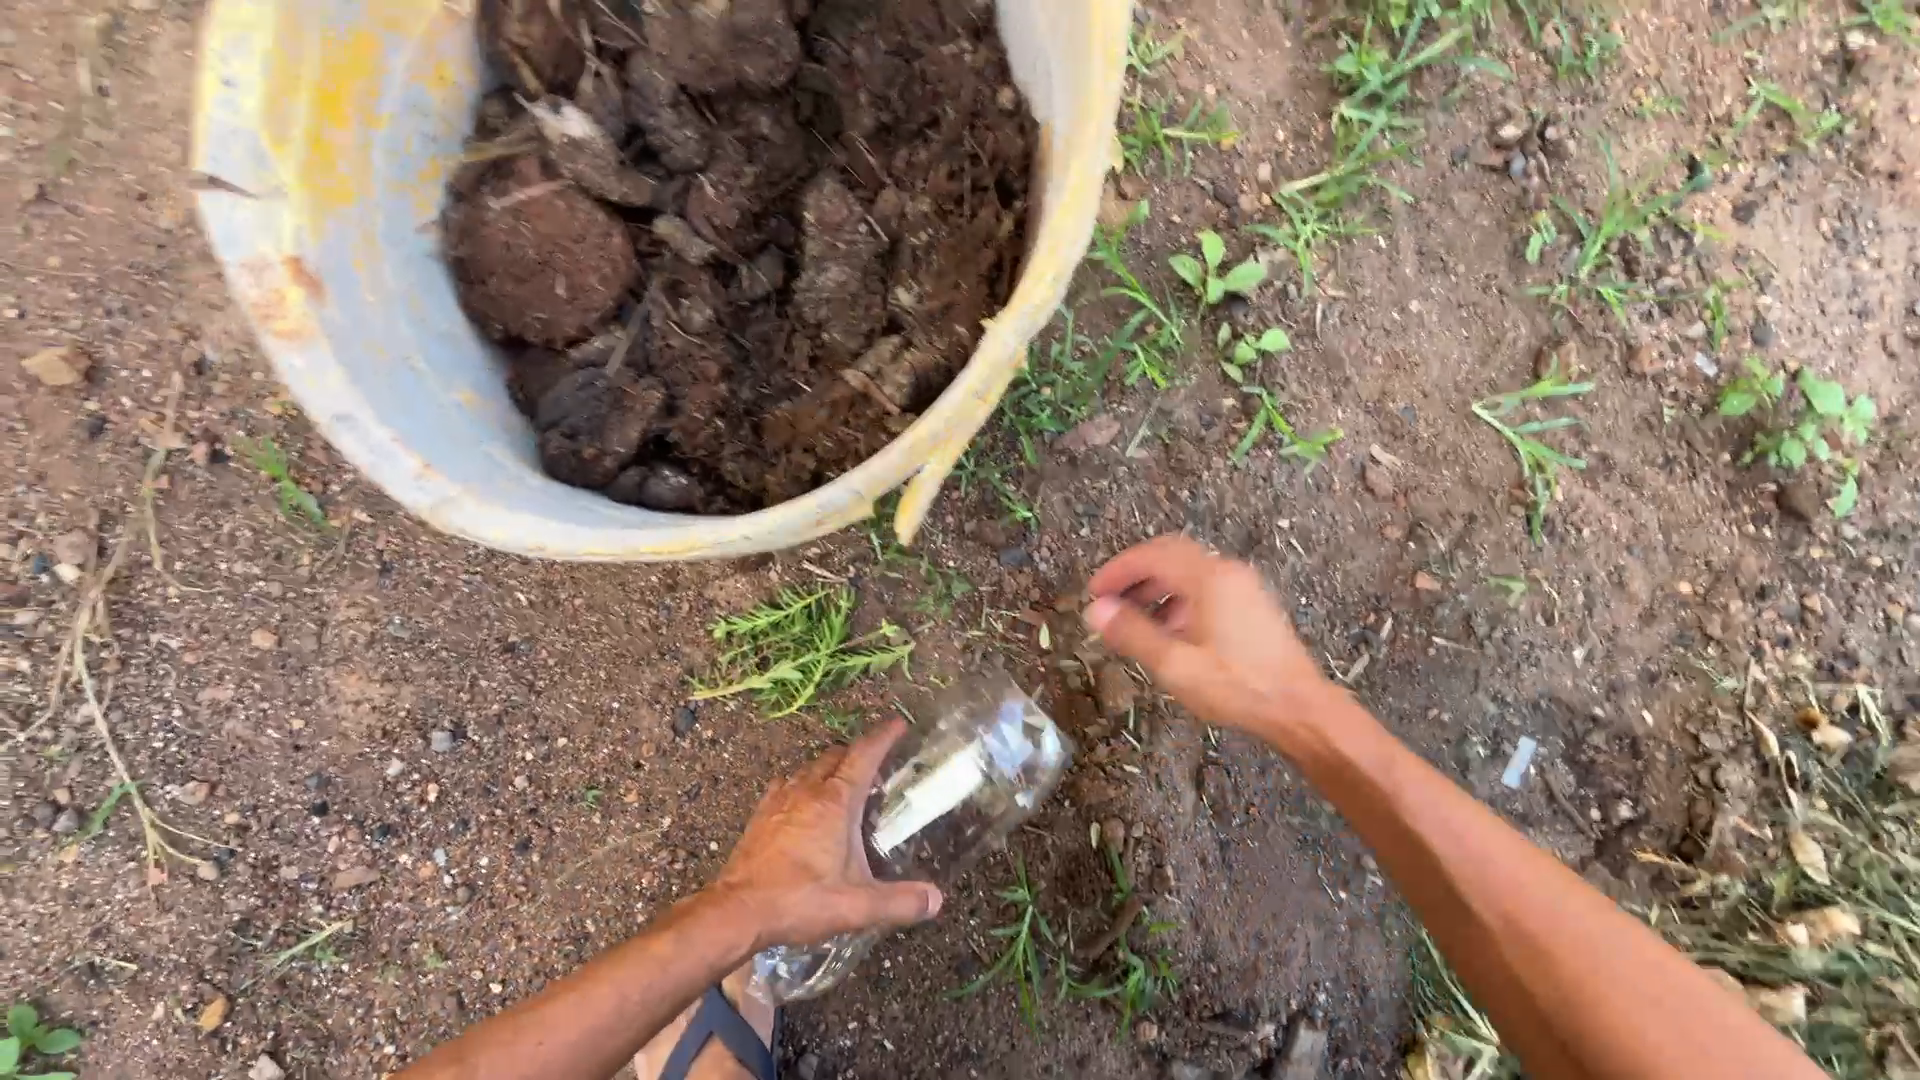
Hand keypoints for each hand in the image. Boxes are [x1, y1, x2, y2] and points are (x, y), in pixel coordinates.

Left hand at [710, 720, 942, 950]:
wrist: (737, 911)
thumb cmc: (800, 901)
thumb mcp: (856, 906)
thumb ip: (899, 902)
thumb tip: (935, 900)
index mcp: (835, 802)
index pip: (864, 755)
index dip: (884, 737)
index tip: (899, 723)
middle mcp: (808, 790)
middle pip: (836, 755)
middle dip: (857, 752)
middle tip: (876, 765)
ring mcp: (780, 799)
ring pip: (809, 767)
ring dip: (829, 767)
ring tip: (843, 783)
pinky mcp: (761, 814)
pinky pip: (786, 784)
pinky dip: (801, 782)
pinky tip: (802, 799)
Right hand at [1084, 535, 1330, 736]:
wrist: (1299, 708)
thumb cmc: (1237, 686)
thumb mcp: (1176, 664)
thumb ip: (1133, 633)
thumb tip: (1096, 610)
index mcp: (1209, 579)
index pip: (1153, 555)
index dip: (1118, 570)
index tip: (1094, 591)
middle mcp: (1227, 572)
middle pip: (1171, 555)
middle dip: (1135, 573)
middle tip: (1110, 598)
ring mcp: (1243, 587)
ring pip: (1189, 571)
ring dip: (1156, 587)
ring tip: (1134, 619)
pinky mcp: (1251, 605)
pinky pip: (1205, 587)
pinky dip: (1178, 598)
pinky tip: (1170, 632)